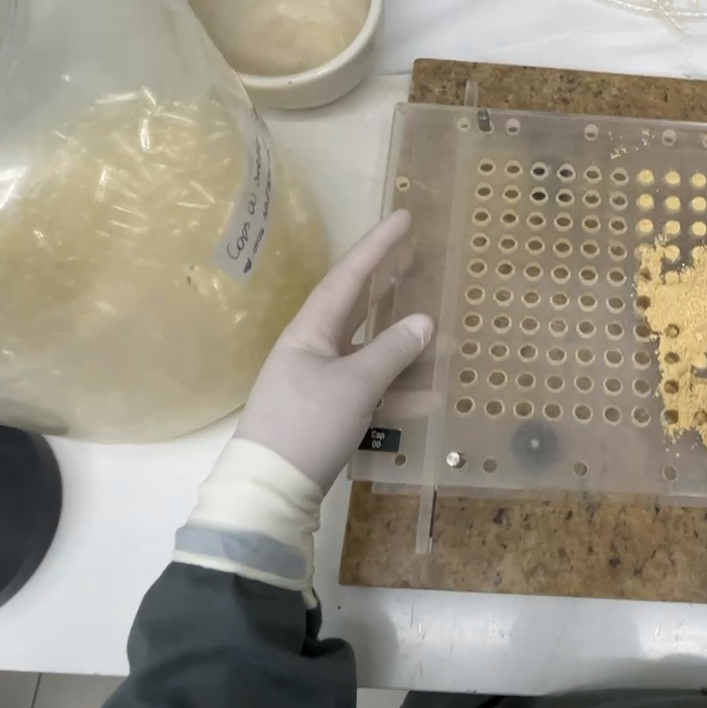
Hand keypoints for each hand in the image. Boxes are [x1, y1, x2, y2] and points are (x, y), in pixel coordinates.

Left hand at [235, 211, 433, 489]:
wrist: (271, 490)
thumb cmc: (308, 425)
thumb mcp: (355, 386)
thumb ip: (392, 351)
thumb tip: (425, 322)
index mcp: (311, 330)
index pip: (349, 277)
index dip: (378, 246)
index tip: (404, 218)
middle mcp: (315, 347)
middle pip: (357, 305)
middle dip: (387, 280)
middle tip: (416, 253)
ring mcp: (322, 379)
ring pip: (370, 348)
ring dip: (402, 339)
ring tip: (435, 322)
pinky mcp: (331, 410)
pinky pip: (372, 388)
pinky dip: (400, 389)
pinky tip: (432, 395)